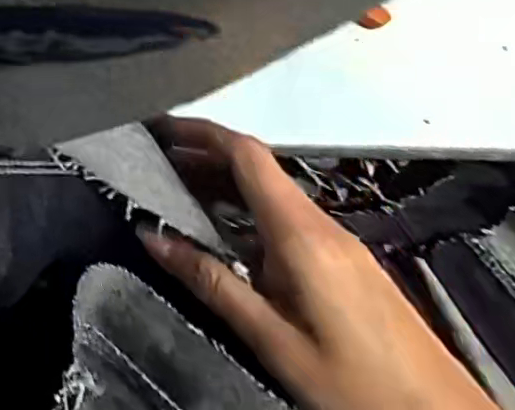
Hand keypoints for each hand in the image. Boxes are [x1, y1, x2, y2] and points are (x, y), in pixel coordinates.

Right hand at [140, 119, 495, 409]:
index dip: (201, 133)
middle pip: (256, 167)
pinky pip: (287, 216)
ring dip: (225, 185)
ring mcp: (338, 241)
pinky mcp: (346, 261)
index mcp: (300, 233)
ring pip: (271, 192)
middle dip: (204, 157)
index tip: (163, 131)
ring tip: (181, 196)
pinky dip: (248, 211)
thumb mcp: (273, 341)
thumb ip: (211, 282)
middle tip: (159, 166)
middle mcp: (321, 225)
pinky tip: (228, 236)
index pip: (247, 154)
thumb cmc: (362, 389)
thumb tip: (152, 238)